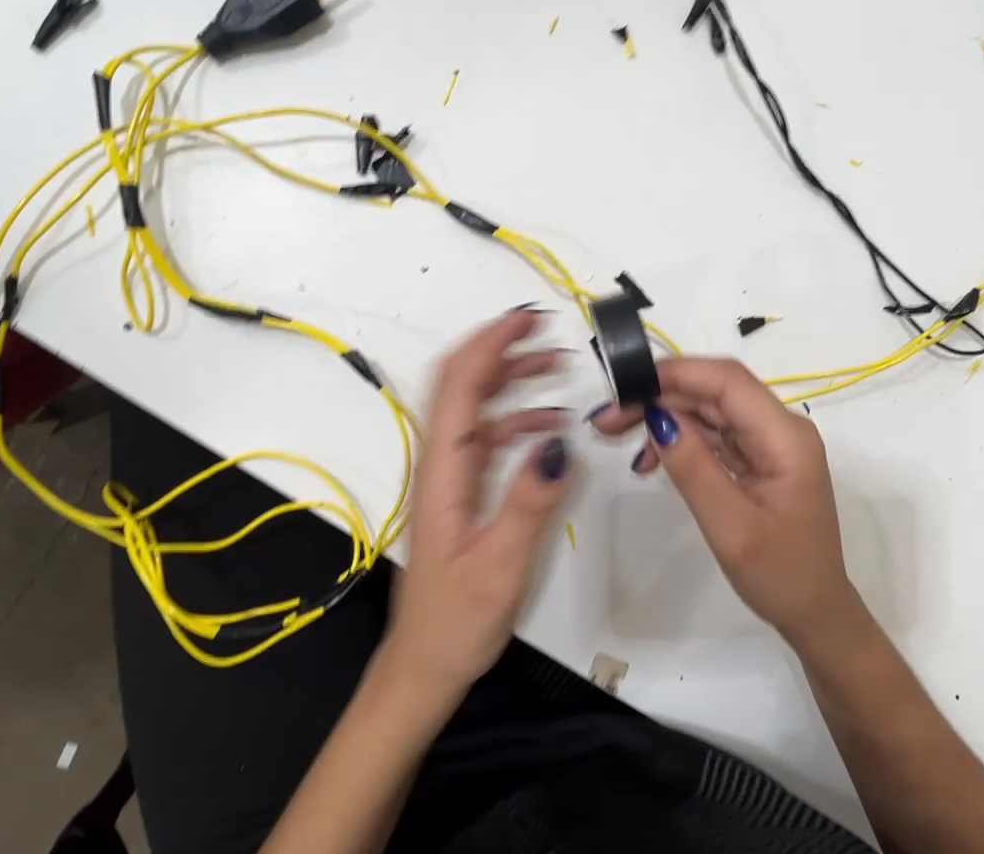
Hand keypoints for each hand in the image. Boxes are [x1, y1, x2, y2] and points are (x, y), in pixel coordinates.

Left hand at [383, 307, 574, 693]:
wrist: (424, 663)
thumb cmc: (457, 621)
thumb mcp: (500, 567)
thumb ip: (528, 503)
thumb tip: (559, 441)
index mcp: (443, 473)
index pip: (457, 388)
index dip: (487, 346)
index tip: (526, 320)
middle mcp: (441, 465)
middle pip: (460, 386)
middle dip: (500, 350)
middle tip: (547, 333)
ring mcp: (451, 477)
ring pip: (476, 408)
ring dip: (511, 380)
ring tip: (557, 367)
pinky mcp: (463, 493)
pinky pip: (488, 439)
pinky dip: (518, 420)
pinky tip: (551, 428)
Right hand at [591, 358, 864, 645]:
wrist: (814, 611)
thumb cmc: (781, 576)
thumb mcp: (731, 527)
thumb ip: (694, 469)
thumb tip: (657, 418)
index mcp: (785, 438)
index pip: (727, 382)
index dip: (675, 374)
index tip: (624, 387)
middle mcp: (780, 428)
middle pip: (714, 390)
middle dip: (660, 396)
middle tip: (608, 420)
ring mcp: (769, 441)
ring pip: (709, 408)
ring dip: (664, 416)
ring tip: (617, 435)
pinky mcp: (757, 456)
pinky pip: (713, 432)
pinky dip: (679, 438)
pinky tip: (651, 457)